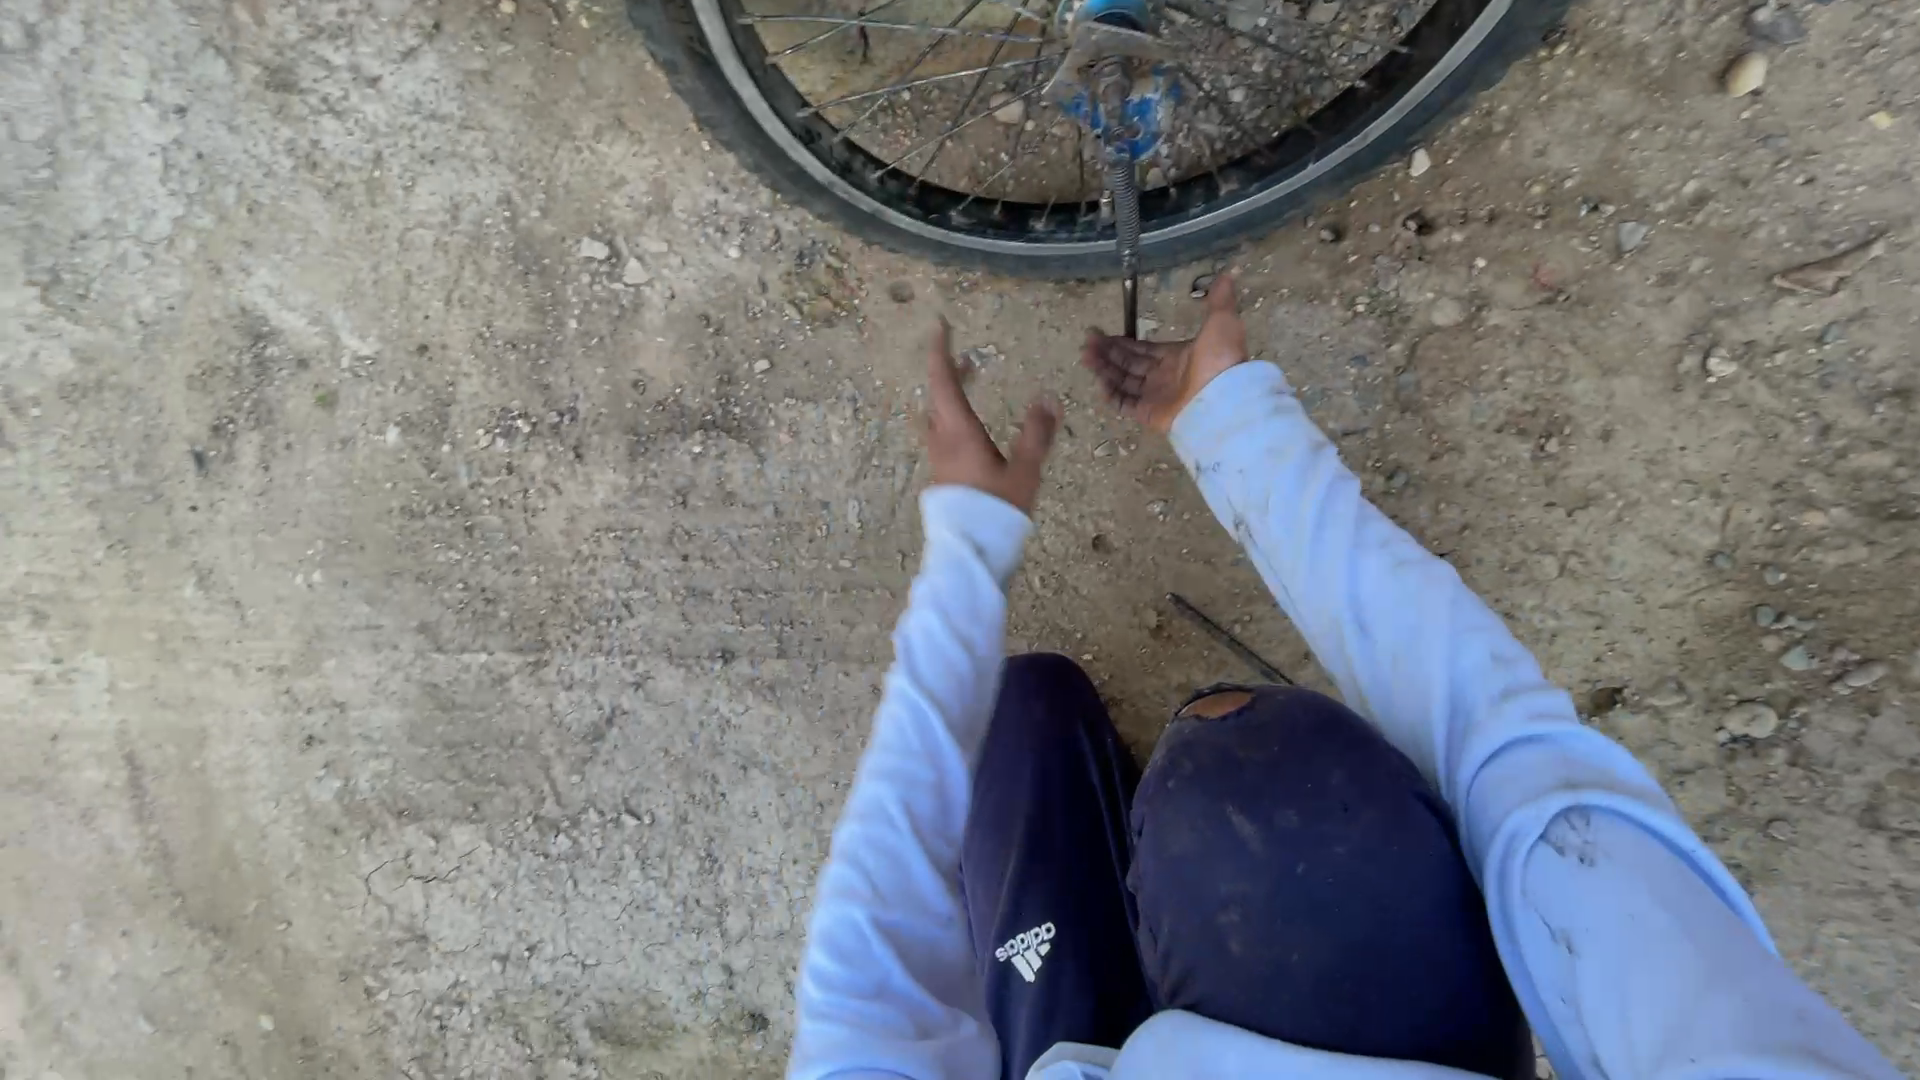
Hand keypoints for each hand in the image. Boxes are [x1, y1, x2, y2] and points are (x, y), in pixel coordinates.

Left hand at [924, 319, 1060, 513]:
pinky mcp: (942, 478)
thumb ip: (1037, 436)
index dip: (941, 351)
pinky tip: (972, 433)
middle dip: (950, 374)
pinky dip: (953, 420)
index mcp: (959, 433)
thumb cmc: (995, 512)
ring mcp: (939, 461)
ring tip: (970, 388)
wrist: (969, 553)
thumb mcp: (1024, 473)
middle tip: (969, 361)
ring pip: (937, 418)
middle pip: (938, 398)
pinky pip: (942, 437)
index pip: (943, 381)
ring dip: (950, 398)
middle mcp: (942, 442)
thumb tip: (1049, 399)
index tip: (941, 325)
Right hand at [1080, 273, 1247, 432]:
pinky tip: (1099, 383)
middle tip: (1087, 343)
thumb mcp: (1222, 323)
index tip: (1101, 333)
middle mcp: (1163, 377)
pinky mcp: (1149, 414)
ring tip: (1085, 357)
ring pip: (1123, 382)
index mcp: (1176, 357)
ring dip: (1104, 370)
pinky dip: (1112, 396)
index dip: (1122, 342)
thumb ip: (1218, 301)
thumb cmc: (1220, 361)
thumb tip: (1226, 274)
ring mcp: (1155, 397)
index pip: (1142, 349)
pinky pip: (1125, 405)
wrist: (1224, 399)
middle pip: (1128, 364)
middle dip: (1106, 353)